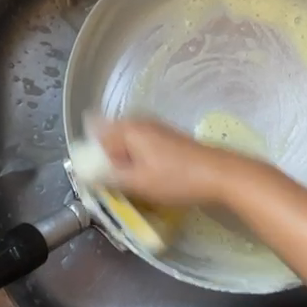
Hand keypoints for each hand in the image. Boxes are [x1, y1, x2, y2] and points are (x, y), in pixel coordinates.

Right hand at [90, 117, 266, 206]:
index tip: (94, 177)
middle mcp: (139, 122)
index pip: (94, 134)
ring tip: (132, 184)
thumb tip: (85, 172)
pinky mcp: (168, 138)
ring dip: (124, 163)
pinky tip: (148, 179)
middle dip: (108, 160)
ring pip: (127, 144)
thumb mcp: (137, 182)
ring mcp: (156, 128)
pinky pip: (142, 148)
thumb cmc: (177, 178)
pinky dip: (139, 162)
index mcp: (128, 128)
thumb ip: (107, 175)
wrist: (221, 175)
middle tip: (114, 182)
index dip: (91, 156)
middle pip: (111, 138)